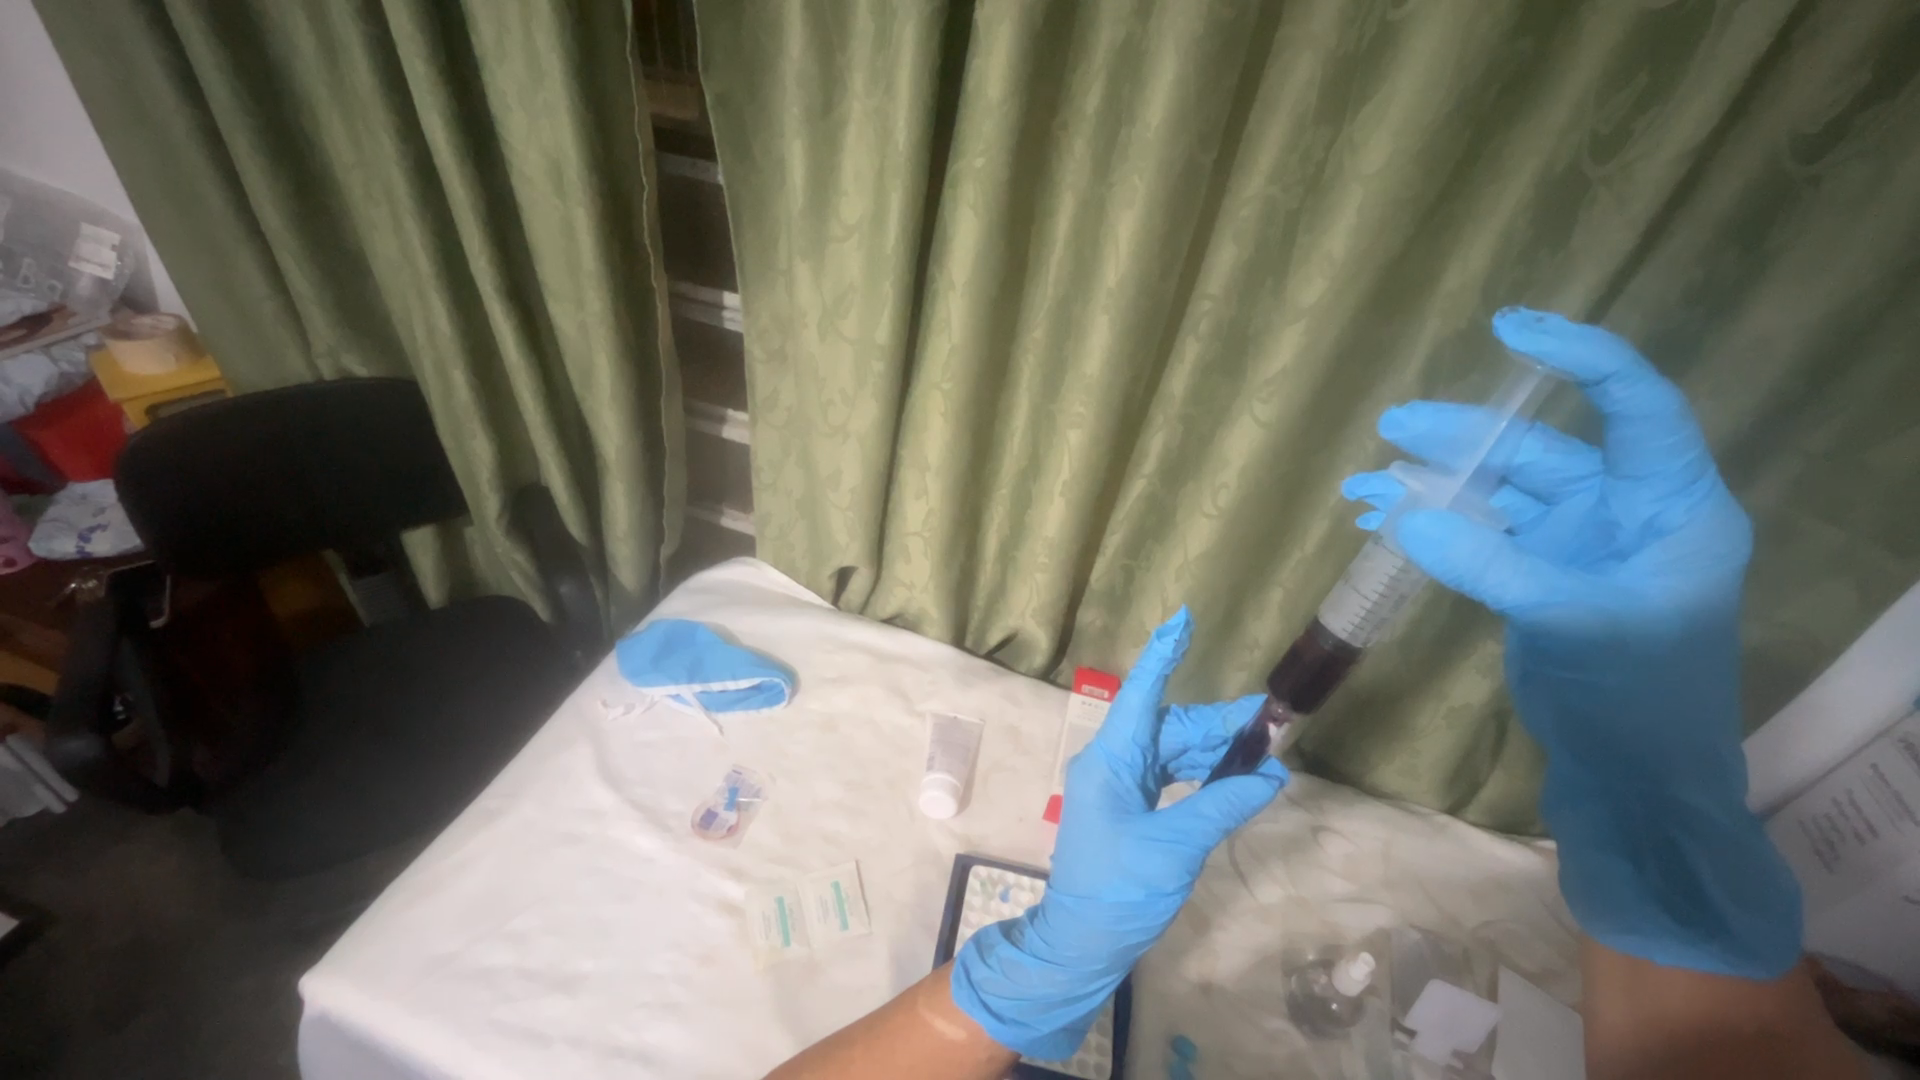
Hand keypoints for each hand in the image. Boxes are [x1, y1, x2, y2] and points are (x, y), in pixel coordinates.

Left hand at [950, 610, 1288, 1056]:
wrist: (1082, 939)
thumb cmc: (1120, 890)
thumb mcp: (1176, 847)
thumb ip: (1222, 805)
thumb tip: (1271, 776)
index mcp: (1111, 759)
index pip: (1140, 694)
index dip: (1163, 655)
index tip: (1183, 619)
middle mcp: (1112, 761)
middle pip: (1167, 725)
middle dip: (1216, 723)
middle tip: (1269, 721)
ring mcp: (1119, 782)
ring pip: (1171, 749)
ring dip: (1213, 750)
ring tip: (1262, 752)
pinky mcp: (1128, 803)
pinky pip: (1168, 773)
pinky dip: (1200, 773)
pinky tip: (1233, 778)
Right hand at [1342, 307, 1800, 977]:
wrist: (1630, 774)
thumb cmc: (1636, 695)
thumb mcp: (1571, 622)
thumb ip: (1488, 562)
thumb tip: (1403, 512)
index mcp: (1668, 506)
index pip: (1633, 405)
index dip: (1578, 359)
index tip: (1510, 327)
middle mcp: (1621, 513)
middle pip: (1538, 451)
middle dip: (1462, 439)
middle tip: (1390, 426)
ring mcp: (1572, 546)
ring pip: (1494, 494)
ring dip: (1429, 486)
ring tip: (1361, 484)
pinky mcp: (1531, 576)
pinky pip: (1474, 533)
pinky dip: (1427, 525)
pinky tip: (1379, 522)